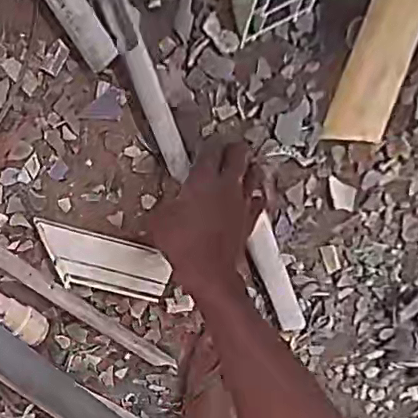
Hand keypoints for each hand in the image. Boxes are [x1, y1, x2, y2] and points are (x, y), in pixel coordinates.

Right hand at [148, 138, 263, 296]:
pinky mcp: (249, 221)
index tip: (202, 147)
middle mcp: (226, 187)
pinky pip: (258, 201)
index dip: (205, 146)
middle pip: (238, 154)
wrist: (207, 272)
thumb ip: (164, 206)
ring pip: (254, 173)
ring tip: (244, 165)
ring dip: (248, 167)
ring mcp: (241, 203)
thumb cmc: (185, 248)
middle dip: (233, 148)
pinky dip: (255, 196)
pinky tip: (251, 198)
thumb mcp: (158, 222)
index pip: (209, 151)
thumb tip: (159, 207)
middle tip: (227, 148)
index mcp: (202, 180)